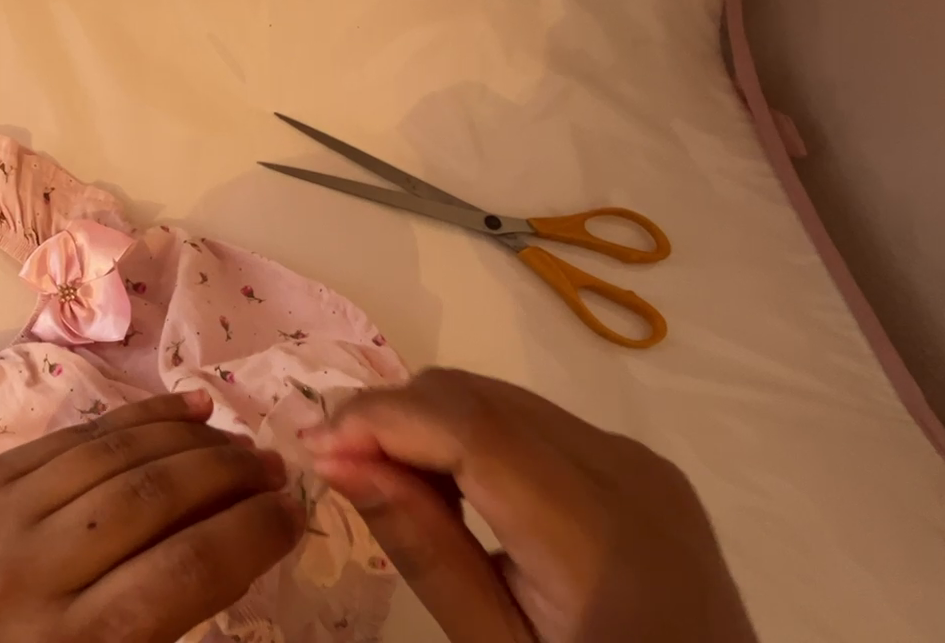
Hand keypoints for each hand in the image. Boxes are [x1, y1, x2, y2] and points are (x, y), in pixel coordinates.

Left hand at [0, 391, 301, 642]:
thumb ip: (178, 604)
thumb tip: (247, 531)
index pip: (185, 571)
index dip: (252, 533)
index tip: (295, 511)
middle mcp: (33, 571)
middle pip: (150, 499)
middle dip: (226, 475)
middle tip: (273, 465)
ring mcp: (3, 514)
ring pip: (114, 454)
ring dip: (188, 439)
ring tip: (237, 437)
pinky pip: (76, 433)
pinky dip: (136, 418)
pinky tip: (183, 411)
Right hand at [304, 368, 754, 642]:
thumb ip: (420, 548)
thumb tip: (331, 458)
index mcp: (603, 532)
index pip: (467, 427)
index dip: (377, 419)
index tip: (311, 447)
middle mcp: (623, 468)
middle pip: (471, 396)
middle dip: (388, 416)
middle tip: (336, 467)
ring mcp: (633, 459)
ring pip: (488, 395)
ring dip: (420, 422)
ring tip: (387, 481)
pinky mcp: (632, 463)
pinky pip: (520, 417)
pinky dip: (461, 433)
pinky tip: (450, 487)